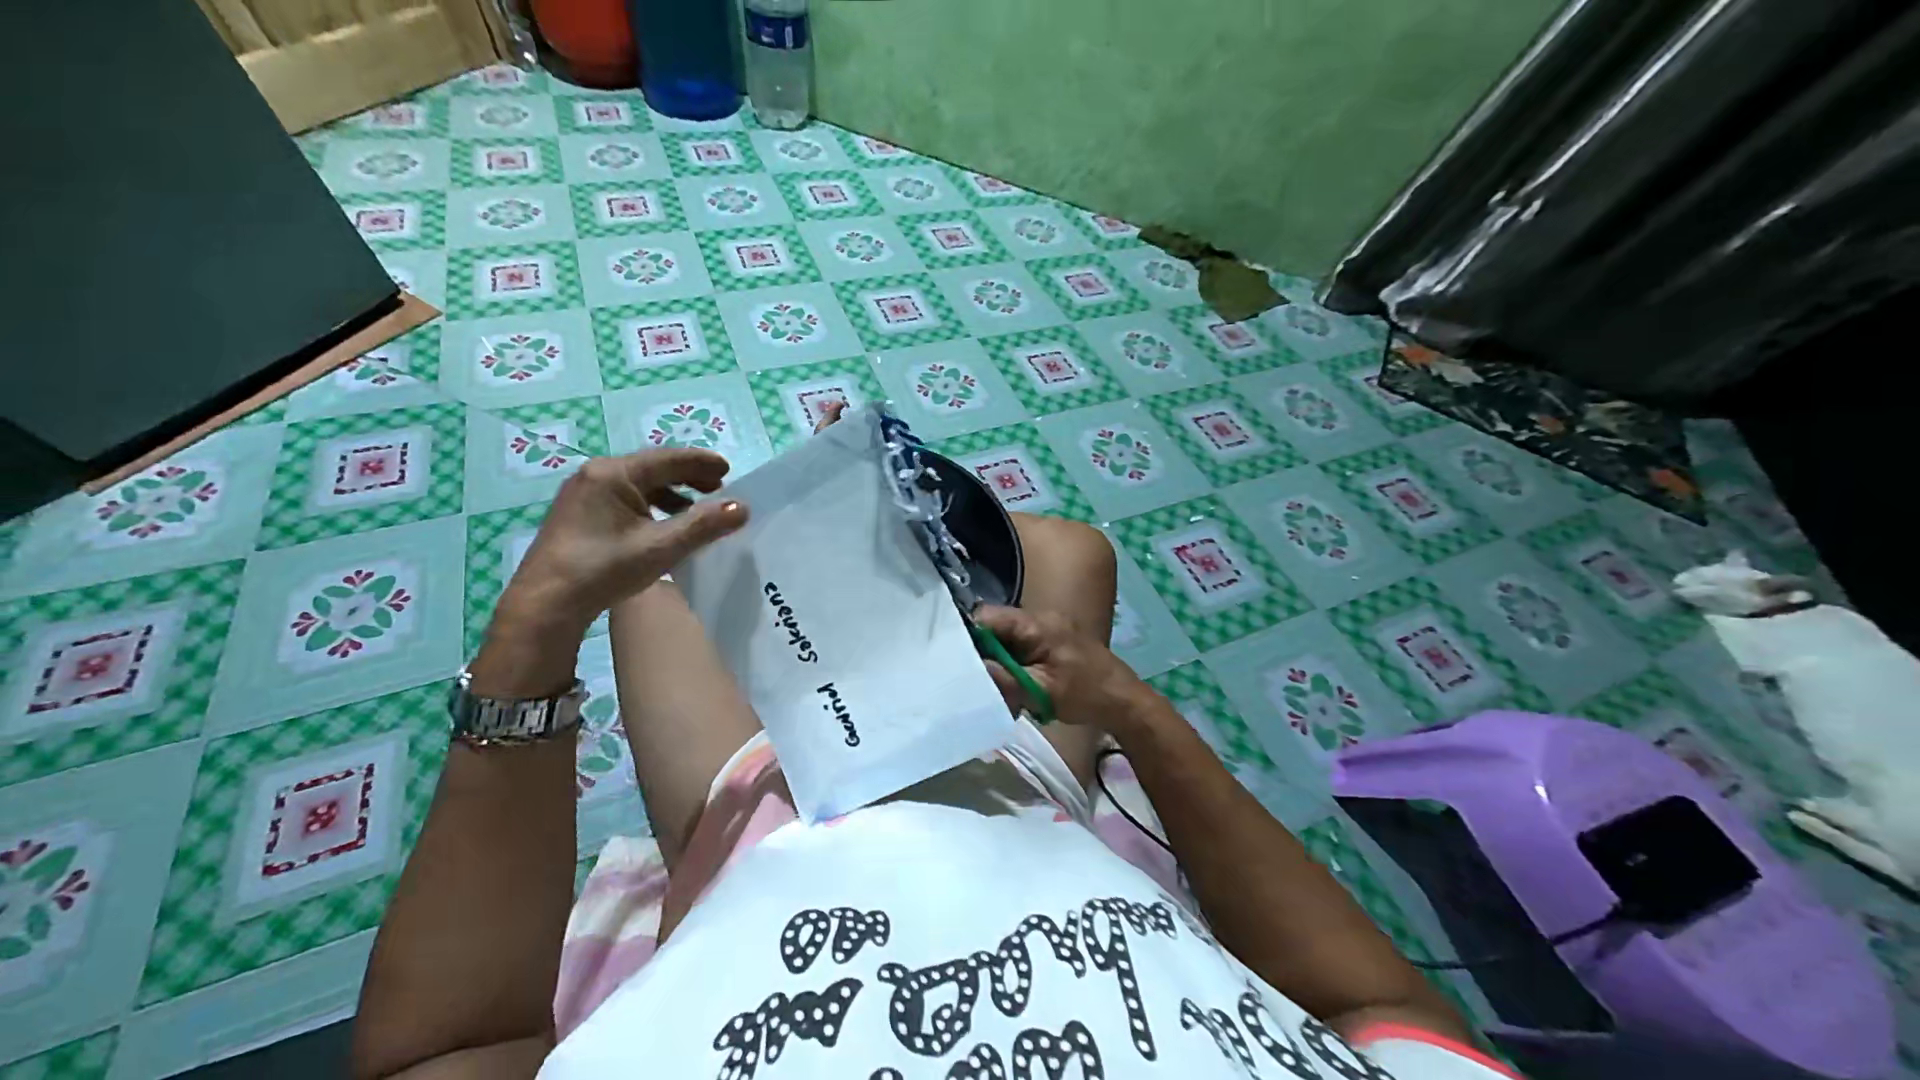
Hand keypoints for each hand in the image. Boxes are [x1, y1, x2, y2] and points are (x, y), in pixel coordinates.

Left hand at [501, 449, 748, 633]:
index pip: (669, 459)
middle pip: (653, 468)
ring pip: (638, 485)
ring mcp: (584, 494)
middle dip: (688, 477)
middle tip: (718, 488)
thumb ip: (704, 525)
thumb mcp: (662, 547)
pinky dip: (651, 506)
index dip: (702, 463)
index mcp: (613, 474)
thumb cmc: (604, 568)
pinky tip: (663, 526)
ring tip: (696, 510)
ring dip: (671, 493)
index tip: (729, 470)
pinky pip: (625, 499)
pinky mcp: (579, 515)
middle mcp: (596, 475)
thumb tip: (742, 508)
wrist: (546, 605)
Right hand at [973, 605, 1154, 726]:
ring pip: (1005, 640)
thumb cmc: (1084, 694)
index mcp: (1035, 624)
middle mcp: (1038, 618)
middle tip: (971, 678)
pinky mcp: (1050, 642)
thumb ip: (1002, 679)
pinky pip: (1019, 648)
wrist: (1123, 701)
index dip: (965, 634)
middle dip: (981, 652)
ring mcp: (1045, 629)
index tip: (953, 658)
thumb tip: (967, 671)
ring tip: (991, 685)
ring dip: (997, 662)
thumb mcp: (1040, 691)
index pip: (986, 616)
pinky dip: (1011, 665)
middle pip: (994, 628)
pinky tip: (1011, 685)